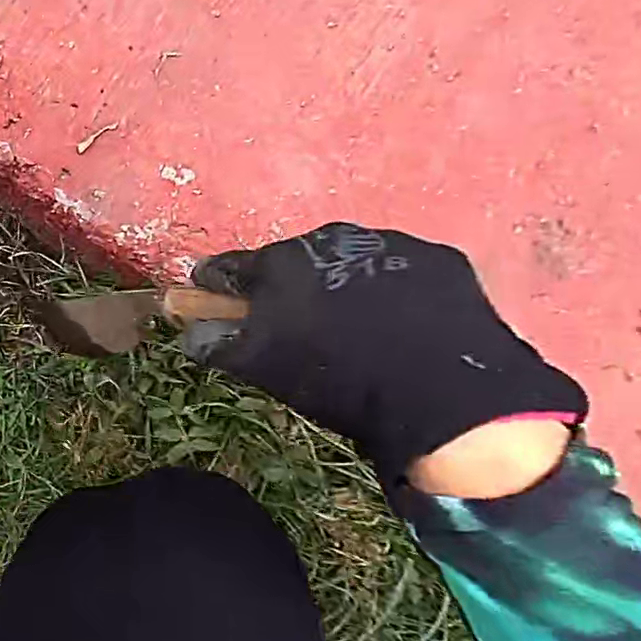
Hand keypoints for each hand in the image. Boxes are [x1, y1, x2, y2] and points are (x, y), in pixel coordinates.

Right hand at [183, 222, 584, 489]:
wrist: (450, 401)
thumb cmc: (335, 378)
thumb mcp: (256, 366)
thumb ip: (212, 341)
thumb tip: (190, 329)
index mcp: (277, 261)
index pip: (226, 267)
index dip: (213, 287)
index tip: (210, 301)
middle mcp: (328, 238)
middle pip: (286, 262)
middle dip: (280, 287)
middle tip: (289, 324)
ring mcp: (389, 245)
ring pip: (340, 263)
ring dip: (333, 286)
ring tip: (348, 327)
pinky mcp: (441, 259)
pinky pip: (394, 271)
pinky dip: (385, 291)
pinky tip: (394, 325)